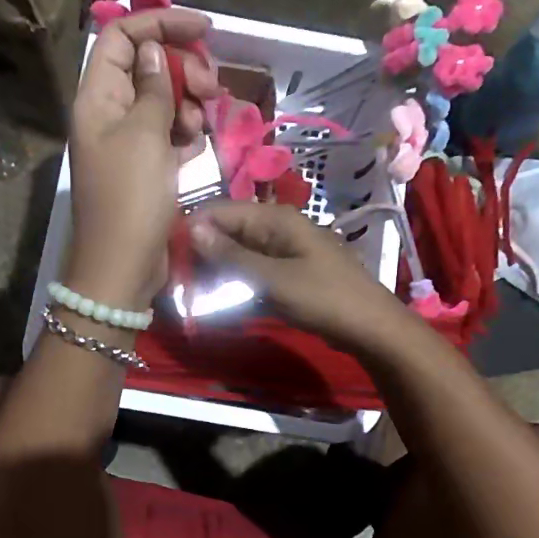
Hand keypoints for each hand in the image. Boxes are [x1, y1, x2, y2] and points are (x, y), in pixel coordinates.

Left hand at [66, 8, 219, 306]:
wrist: (123, 266)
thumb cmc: (131, 199)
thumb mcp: (145, 136)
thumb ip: (153, 88)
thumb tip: (153, 51)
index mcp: (98, 98)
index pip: (122, 38)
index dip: (160, 23)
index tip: (204, 30)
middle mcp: (110, 114)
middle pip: (146, 67)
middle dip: (183, 69)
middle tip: (211, 90)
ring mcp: (128, 143)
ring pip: (163, 102)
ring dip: (189, 104)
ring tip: (203, 127)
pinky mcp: (146, 168)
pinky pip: (169, 135)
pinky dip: (186, 133)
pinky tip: (200, 146)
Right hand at [188, 201, 419, 352]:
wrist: (369, 327)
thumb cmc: (323, 298)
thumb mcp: (273, 278)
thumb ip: (232, 255)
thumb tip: (192, 227)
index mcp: (276, 219)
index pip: (221, 211)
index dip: (193, 228)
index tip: (169, 255)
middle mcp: (279, 227)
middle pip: (229, 231)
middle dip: (204, 252)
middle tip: (179, 281)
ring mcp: (285, 249)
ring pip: (239, 252)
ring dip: (219, 270)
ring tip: (195, 293)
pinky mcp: (289, 271)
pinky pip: (255, 269)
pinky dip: (238, 281)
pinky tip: (222, 299)